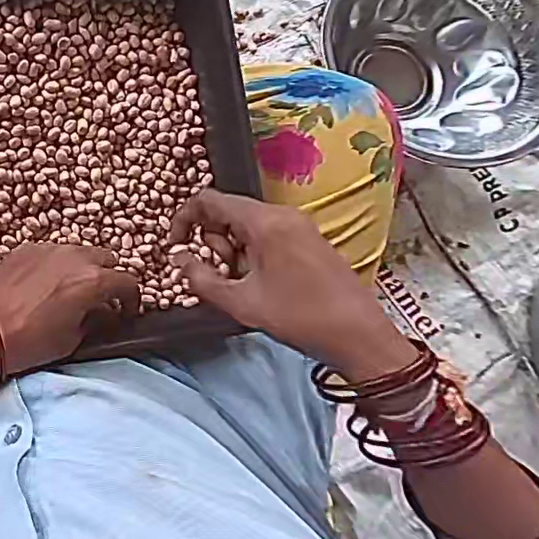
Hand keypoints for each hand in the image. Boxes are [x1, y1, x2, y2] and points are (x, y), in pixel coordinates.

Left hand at [0, 244, 140, 374]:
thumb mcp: (72, 339)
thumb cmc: (29, 341)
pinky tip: (46, 284)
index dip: (131, 300)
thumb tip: (105, 313)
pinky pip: (53, 252)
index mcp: (92, 280)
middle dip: (109, 279)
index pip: (128, 282)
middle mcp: (74, 256)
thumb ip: (96, 320)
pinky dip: (57, 264)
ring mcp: (47, 248)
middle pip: (107, 260)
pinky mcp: (25, 248)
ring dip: (84, 268)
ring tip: (72, 291)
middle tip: (101, 300)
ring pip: (79, 252)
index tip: (125, 313)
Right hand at [167, 189, 415, 379]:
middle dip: (212, 241)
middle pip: (226, 212)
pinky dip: (250, 252)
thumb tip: (178, 259)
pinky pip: (264, 232)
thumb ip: (199, 278)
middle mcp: (281, 214)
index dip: (184, 220)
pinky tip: (260, 281)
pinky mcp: (307, 237)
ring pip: (244, 224)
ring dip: (231, 250)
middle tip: (221, 274)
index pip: (208, 200)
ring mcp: (298, 224)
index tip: (177, 246)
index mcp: (264, 222)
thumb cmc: (299, 318)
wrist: (361, 338)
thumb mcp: (240, 302)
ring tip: (243, 282)